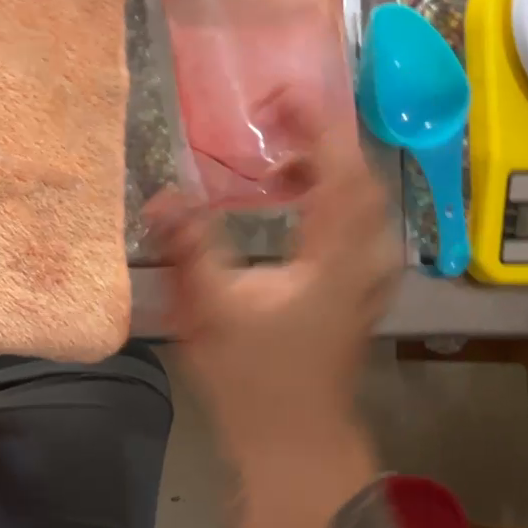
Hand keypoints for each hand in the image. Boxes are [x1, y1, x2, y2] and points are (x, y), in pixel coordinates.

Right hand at [147, 102, 399, 454]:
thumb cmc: (251, 375)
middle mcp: (364, 255)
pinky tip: (287, 208)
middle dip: (316, 143)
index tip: (281, 94)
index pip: (339, 170)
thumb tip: (161, 196)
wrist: (292, 433)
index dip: (316, 125)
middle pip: (356, 178)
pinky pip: (348, 225)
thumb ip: (188, 248)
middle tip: (267, 126)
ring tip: (269, 167)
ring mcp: (365, 273)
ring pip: (356, 202)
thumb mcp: (208, 309)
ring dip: (319, 174)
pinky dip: (321, 202)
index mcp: (336, 253)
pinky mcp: (354, 288)